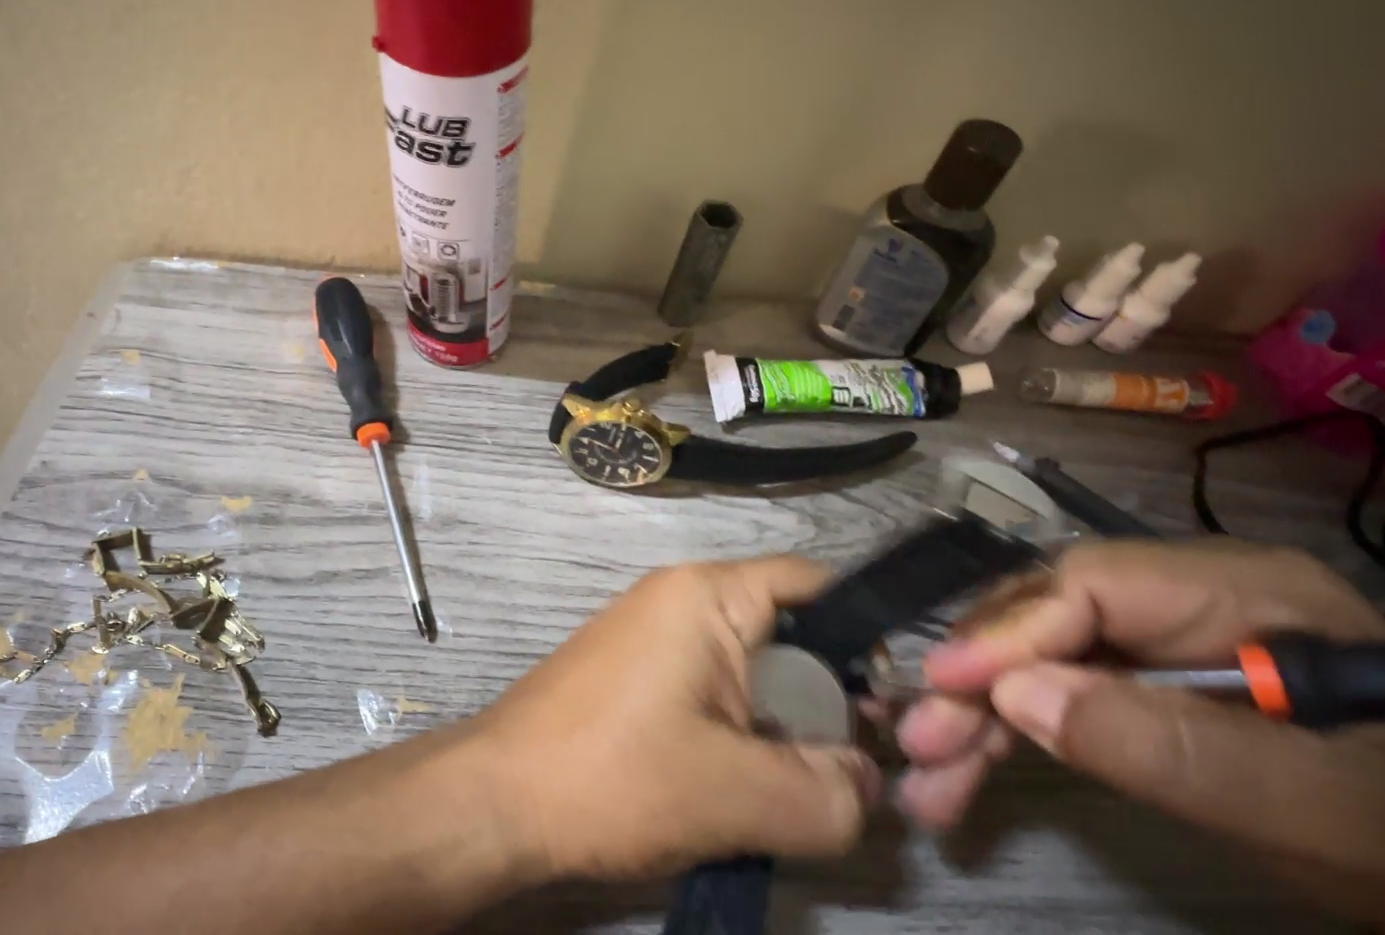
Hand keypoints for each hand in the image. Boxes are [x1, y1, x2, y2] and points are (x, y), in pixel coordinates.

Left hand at [468, 557, 879, 881]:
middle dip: (825, 700)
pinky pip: (711, 695)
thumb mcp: (736, 795)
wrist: (493, 803)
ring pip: (751, 673)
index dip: (865, 635)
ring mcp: (651, 639)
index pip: (814, 582)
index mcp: (706, 595)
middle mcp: (678, 601)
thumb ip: (827, 793)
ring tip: (793, 789)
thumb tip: (868, 783)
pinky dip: (738, 737)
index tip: (891, 706)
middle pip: (788, 633)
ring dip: (780, 729)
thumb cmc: (612, 777)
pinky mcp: (634, 679)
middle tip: (849, 768)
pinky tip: (739, 789)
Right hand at [897, 539, 1384, 929]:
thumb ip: (1172, 748)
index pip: (1091, 585)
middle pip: (1051, 620)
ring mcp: (1164, 642)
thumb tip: (1016, 695)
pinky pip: (1062, 695)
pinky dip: (1012, 734)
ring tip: (932, 782)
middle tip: (921, 744)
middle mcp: (1187, 601)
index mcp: (1241, 594)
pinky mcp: (1151, 686)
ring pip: (1042, 659)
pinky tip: (970, 771)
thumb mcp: (1322, 808)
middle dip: (980, 682)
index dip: (1010, 630)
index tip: (943, 686)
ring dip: (982, 717)